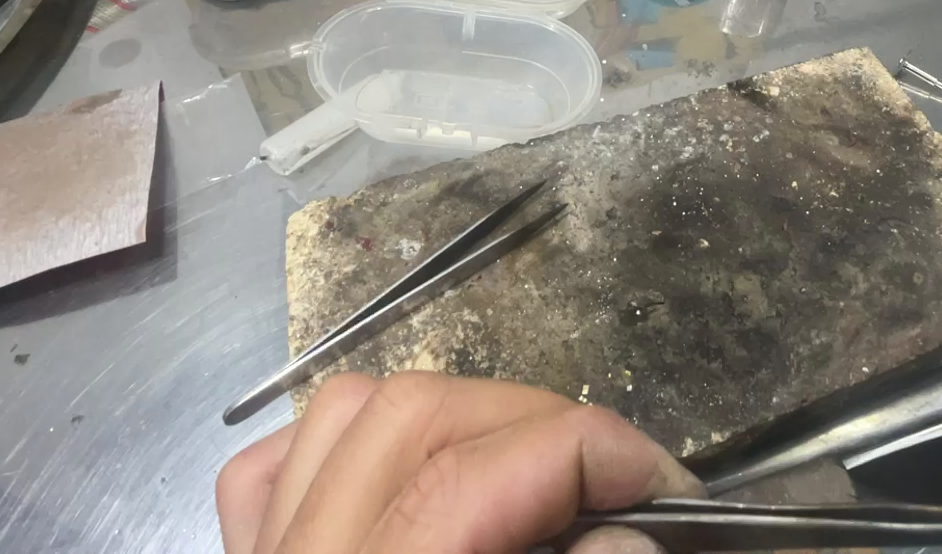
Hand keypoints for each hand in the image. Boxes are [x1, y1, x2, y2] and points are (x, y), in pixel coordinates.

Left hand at [216, 372, 703, 553]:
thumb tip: (635, 530)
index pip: (470, 485)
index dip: (589, 453)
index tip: (669, 482)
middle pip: (412, 423)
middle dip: (538, 423)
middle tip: (619, 473)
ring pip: (345, 416)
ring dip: (455, 412)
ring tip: (530, 461)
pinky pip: (272, 473)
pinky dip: (346, 448)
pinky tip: (403, 476)